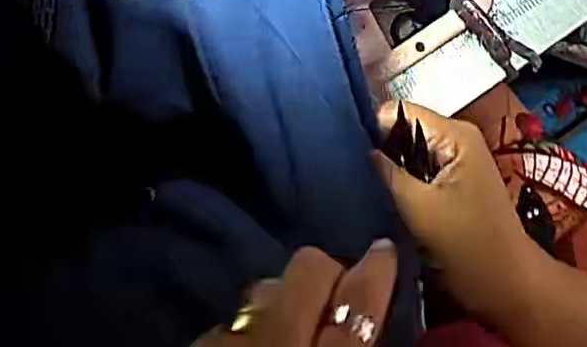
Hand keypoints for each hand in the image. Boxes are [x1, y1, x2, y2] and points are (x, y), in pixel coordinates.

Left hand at [193, 241, 397, 346]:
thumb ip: (357, 341)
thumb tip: (372, 318)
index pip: (358, 306)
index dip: (376, 274)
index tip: (385, 249)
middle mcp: (280, 338)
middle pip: (309, 271)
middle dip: (327, 268)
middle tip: (339, 283)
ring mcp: (235, 338)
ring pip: (265, 288)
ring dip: (281, 295)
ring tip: (289, 311)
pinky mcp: (201, 344)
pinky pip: (226, 321)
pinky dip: (244, 325)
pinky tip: (247, 338)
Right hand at [371, 100, 542, 316]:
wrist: (510, 286)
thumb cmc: (468, 247)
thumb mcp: (421, 211)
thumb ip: (391, 175)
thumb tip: (366, 150)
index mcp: (455, 133)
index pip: (404, 110)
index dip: (377, 126)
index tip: (352, 150)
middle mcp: (460, 136)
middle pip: (409, 127)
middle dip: (385, 147)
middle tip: (359, 172)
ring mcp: (462, 156)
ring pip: (415, 149)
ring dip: (396, 166)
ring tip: (371, 185)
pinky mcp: (460, 177)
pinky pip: (426, 166)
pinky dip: (410, 179)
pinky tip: (393, 197)